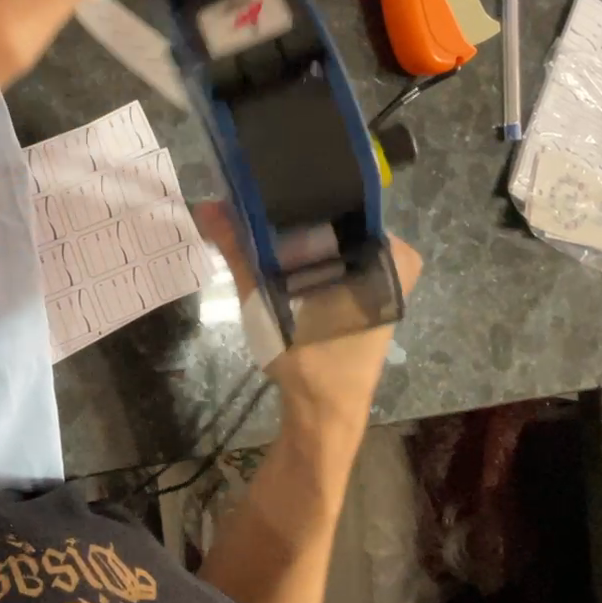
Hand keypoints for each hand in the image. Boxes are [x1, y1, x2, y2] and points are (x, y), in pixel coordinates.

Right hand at [192, 203, 422, 440]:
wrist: (322, 412)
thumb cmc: (308, 357)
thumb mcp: (268, 300)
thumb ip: (240, 252)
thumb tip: (208, 207)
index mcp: (390, 256)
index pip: (341, 204)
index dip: (294, 196)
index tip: (256, 190)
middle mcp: (392, 263)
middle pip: (330, 224)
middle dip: (286, 220)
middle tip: (244, 208)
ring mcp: (377, 282)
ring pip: (325, 245)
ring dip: (288, 242)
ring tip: (249, 229)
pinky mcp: (357, 298)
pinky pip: (326, 265)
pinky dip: (298, 261)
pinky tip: (267, 261)